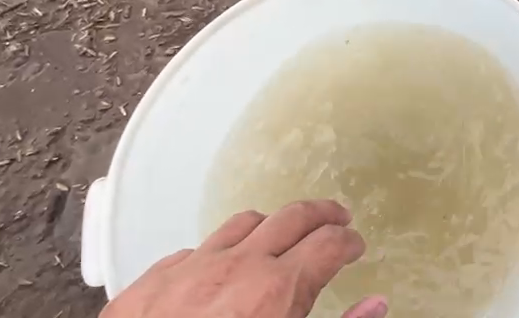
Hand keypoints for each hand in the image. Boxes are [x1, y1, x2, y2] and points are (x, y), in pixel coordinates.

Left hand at [100, 200, 386, 317]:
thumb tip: (378, 303)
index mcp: (275, 291)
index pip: (331, 243)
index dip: (350, 242)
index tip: (356, 249)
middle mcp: (236, 268)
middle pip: (294, 216)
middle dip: (323, 215)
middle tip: (337, 220)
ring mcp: (185, 274)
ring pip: (242, 224)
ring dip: (270, 228)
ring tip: (278, 241)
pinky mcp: (140, 291)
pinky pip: (188, 253)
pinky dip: (213, 256)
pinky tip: (213, 276)